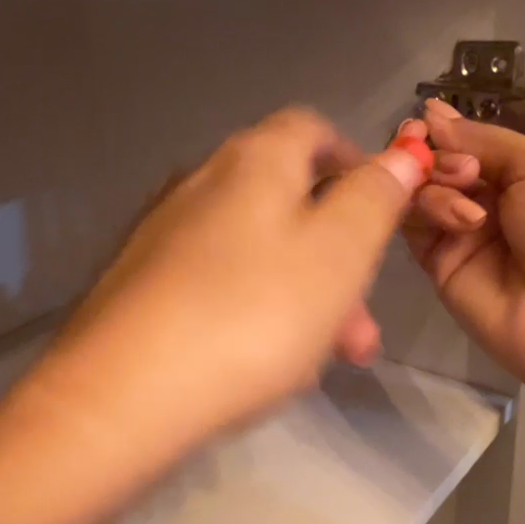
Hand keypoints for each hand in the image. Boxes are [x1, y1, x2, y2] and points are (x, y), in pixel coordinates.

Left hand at [16, 108, 430, 470]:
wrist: (123, 394)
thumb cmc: (251, 316)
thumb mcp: (338, 254)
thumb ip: (374, 198)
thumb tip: (401, 153)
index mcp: (253, 160)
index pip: (311, 129)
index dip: (353, 163)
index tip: (381, 214)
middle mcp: (200, 181)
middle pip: (285, 201)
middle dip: (337, 259)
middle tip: (361, 331)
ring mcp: (162, 233)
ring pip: (254, 252)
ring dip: (300, 296)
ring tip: (321, 360)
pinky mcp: (138, 283)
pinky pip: (214, 283)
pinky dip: (250, 310)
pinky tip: (258, 363)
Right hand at [403, 98, 524, 398]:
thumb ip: (482, 139)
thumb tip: (431, 112)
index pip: (468, 141)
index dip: (445, 130)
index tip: (424, 121)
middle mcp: (491, 200)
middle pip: (438, 164)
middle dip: (439, 156)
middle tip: (461, 171)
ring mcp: (462, 234)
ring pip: (421, 191)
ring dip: (437, 184)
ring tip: (466, 199)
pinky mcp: (439, 267)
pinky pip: (414, 228)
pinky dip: (425, 211)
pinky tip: (455, 217)